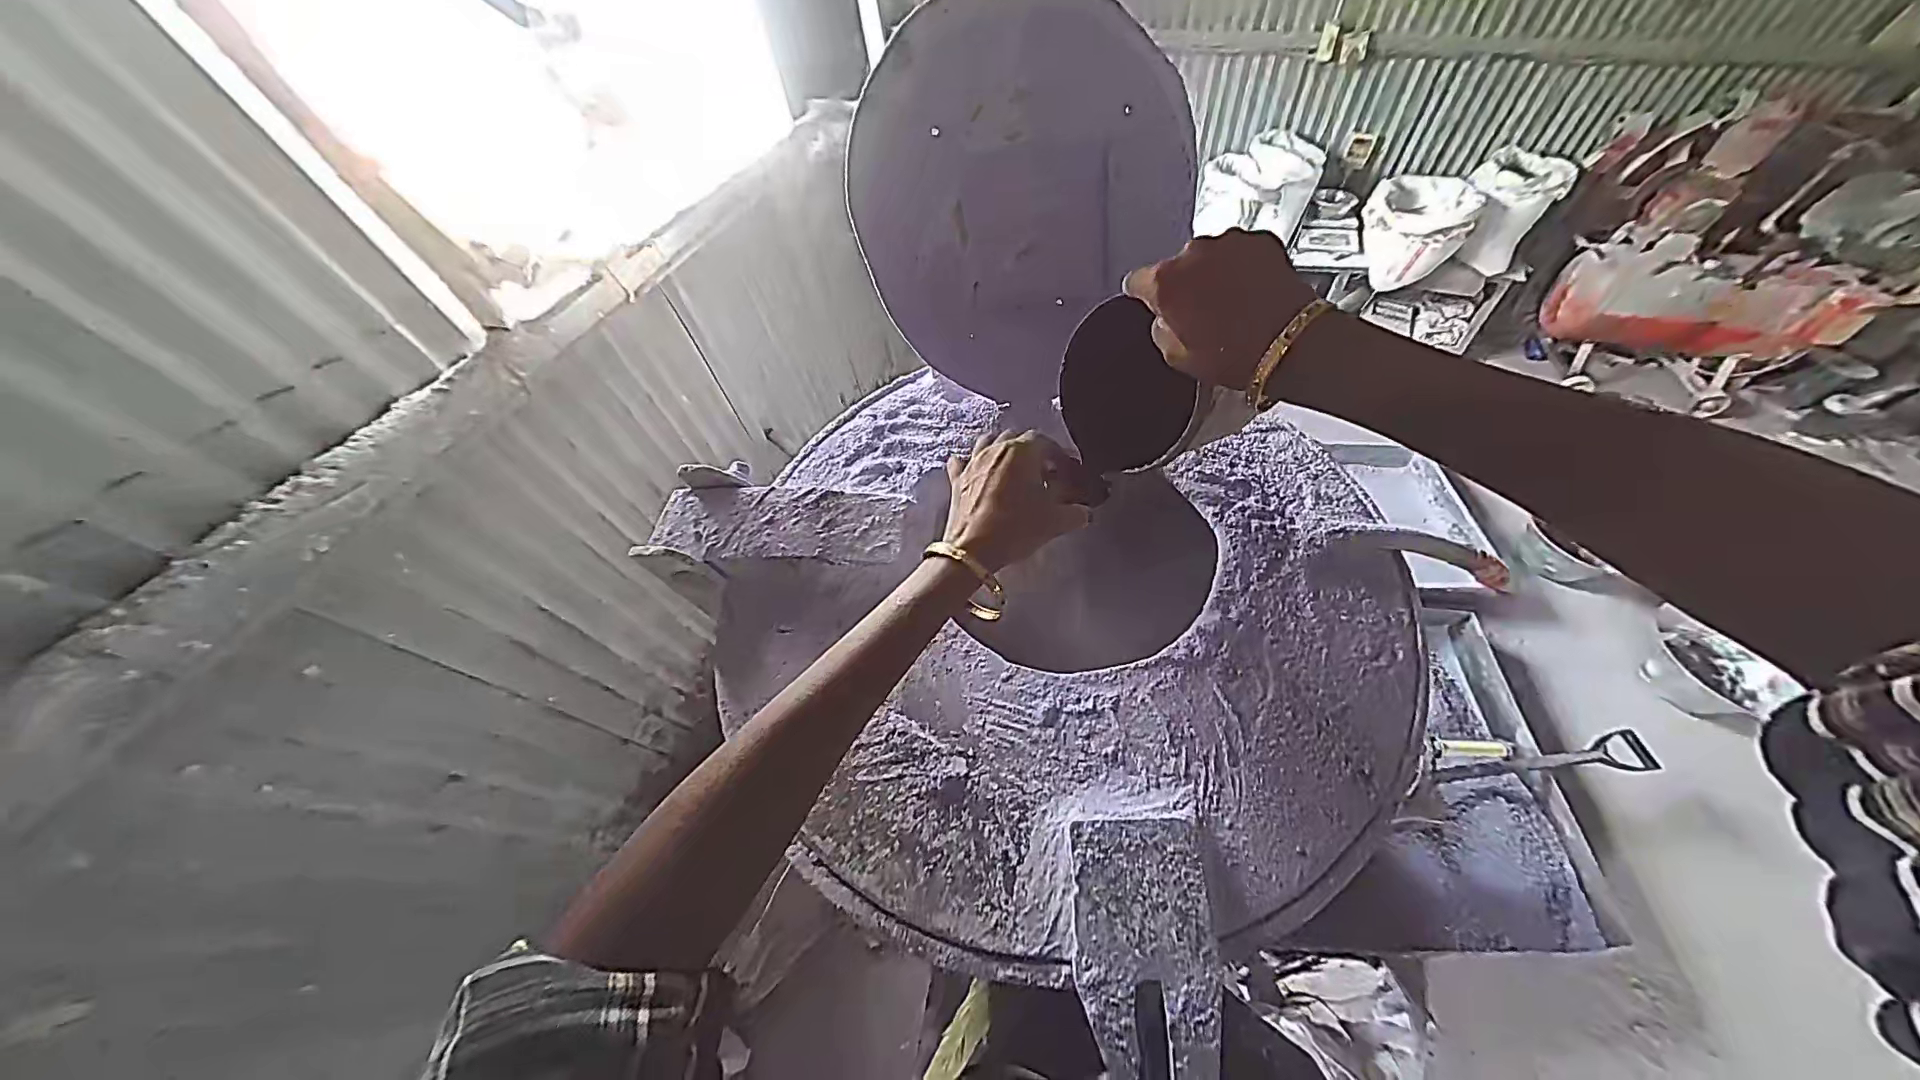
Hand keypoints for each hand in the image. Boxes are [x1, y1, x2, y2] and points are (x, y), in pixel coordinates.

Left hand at [944, 431, 1093, 571]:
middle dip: (1034, 452)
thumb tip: (1084, 512)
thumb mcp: (1056, 521)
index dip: (1060, 456)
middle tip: (1045, 473)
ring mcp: (973, 462)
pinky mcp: (957, 480)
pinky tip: (978, 470)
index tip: (1068, 471)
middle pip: (1018, 439)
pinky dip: (972, 463)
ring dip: (1004, 450)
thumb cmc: (1016, 528)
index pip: (1047, 443)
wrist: (973, 550)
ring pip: (990, 442)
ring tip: (1015, 468)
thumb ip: (1076, 512)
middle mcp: (996, 449)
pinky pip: (964, 461)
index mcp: (1022, 452)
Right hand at [1123, 228, 1319, 389]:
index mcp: (1165, 281)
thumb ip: (1160, 330)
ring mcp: (1228, 243)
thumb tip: (1162, 319)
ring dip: (1213, 274)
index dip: (1143, 295)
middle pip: (1175, 266)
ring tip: (1228, 305)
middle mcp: (1193, 254)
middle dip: (1184, 285)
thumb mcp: (1177, 357)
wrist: (1288, 343)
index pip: (1136, 281)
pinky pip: (1239, 250)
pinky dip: (1241, 266)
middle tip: (1199, 314)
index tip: (1150, 302)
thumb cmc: (1237, 353)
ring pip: (1208, 256)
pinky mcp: (1260, 241)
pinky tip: (1248, 292)